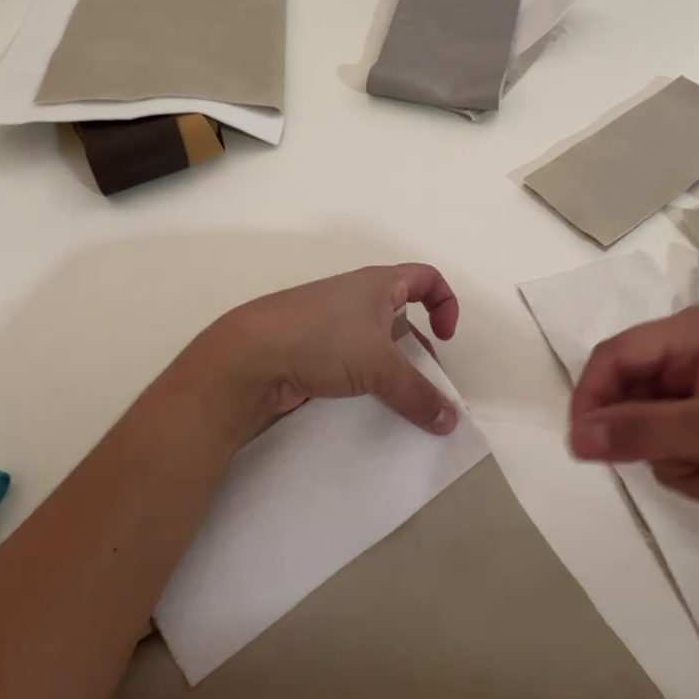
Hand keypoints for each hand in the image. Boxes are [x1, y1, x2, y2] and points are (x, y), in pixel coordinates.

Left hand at [174, 264, 461, 442]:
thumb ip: (418, 394)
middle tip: (424, 385)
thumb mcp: (380, 366)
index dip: (445, 303)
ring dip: (390, 370)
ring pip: (373, 344)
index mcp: (377, 284)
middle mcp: (354, 297)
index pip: (425, 278)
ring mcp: (329, 323)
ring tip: (398, 403)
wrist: (249, 356)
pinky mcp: (309, 350)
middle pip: (401, 317)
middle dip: (417, 351)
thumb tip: (449, 421)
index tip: (443, 337)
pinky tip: (366, 409)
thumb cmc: (322, 340)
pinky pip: (348, 364)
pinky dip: (363, 383)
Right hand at [567, 306, 698, 532]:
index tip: (582, 445)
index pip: (616, 355)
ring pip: (647, 425)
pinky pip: (674, 447)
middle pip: (629, 390)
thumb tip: (575, 436)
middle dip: (641, 433)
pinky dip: (691, 468)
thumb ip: (642, 431)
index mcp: (694, 333)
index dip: (592, 396)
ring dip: (670, 457)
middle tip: (670, 462)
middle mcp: (694, 356)